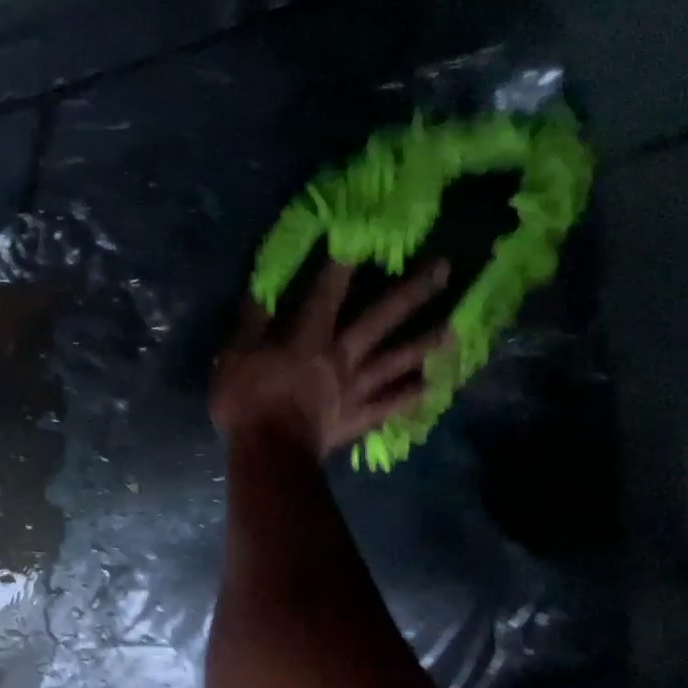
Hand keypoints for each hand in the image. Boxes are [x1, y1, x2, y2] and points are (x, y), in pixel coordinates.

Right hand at [211, 260, 452, 458]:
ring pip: (397, 360)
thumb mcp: (233, 358)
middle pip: (381, 319)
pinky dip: (410, 395)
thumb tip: (260, 294)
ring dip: (425, 342)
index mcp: (308, 338)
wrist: (268, 452)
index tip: (362, 235)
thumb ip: (250, 325)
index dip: (342, 264)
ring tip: (453, 327)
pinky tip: (429, 385)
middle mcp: (341, 356)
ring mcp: (355, 388)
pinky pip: (390, 404)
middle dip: (412, 292)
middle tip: (444, 268)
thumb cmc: (245, 402)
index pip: (326, 293)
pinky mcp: (358, 417)